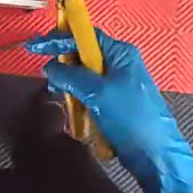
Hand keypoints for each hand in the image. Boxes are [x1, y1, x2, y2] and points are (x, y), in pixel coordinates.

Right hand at [26, 29, 192, 192]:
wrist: (156, 156)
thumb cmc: (130, 117)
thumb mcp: (98, 93)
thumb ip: (72, 76)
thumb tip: (49, 66)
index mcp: (121, 53)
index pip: (86, 36)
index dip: (60, 38)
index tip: (36, 46)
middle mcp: (121, 64)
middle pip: (85, 55)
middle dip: (64, 63)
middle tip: (46, 74)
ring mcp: (120, 84)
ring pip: (86, 76)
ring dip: (70, 83)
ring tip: (56, 92)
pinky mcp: (117, 104)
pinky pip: (92, 94)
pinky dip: (79, 98)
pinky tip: (72, 108)